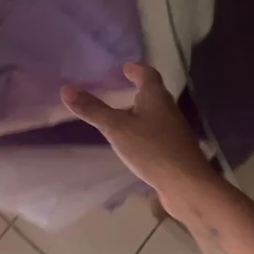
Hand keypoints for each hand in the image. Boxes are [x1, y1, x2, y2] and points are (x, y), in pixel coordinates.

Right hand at [61, 63, 222, 204]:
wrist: (188, 186)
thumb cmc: (152, 149)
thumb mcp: (117, 128)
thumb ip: (93, 110)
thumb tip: (66, 89)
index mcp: (156, 97)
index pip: (148, 75)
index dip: (136, 69)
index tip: (125, 67)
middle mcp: (167, 110)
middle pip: (152, 94)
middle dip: (136, 90)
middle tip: (118, 88)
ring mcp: (173, 132)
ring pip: (153, 115)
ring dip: (138, 112)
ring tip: (119, 115)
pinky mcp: (173, 151)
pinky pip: (154, 134)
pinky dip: (141, 131)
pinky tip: (131, 143)